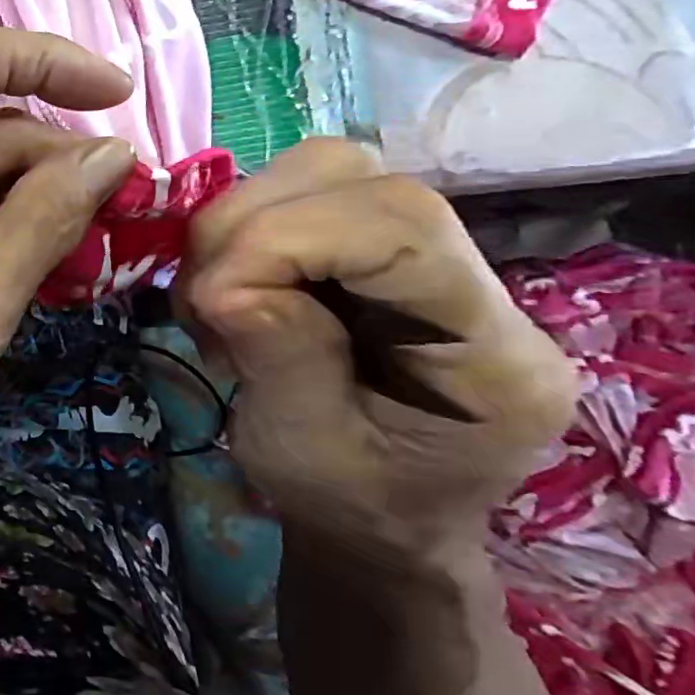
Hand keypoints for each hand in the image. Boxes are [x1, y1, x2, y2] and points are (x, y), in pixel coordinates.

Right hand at [178, 139, 577, 565]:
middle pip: (354, 181)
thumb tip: (225, 285)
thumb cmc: (350, 503)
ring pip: (319, 174)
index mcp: (489, 352)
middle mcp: (474, 283)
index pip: (398, 229)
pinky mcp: (370, 251)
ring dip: (235, 224)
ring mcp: (423, 257)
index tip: (214, 302)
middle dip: (247, 227)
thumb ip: (281, 360)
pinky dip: (236, 230)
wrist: (377, 520)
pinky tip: (229, 286)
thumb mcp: (304, 453)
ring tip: (215, 297)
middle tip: (205, 300)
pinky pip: (293, 196)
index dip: (281, 240)